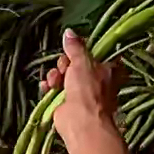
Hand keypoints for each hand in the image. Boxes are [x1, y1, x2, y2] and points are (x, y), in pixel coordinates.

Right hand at [42, 29, 123, 144]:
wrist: (81, 122)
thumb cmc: (88, 90)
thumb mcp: (82, 62)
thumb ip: (75, 47)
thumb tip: (68, 31)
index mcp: (106, 70)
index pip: (92, 54)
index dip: (80, 52)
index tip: (73, 52)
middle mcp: (95, 81)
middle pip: (74, 63)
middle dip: (64, 64)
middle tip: (64, 69)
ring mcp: (80, 93)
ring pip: (63, 75)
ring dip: (55, 75)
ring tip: (55, 82)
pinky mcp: (66, 103)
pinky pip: (55, 89)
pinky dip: (49, 87)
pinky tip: (46, 87)